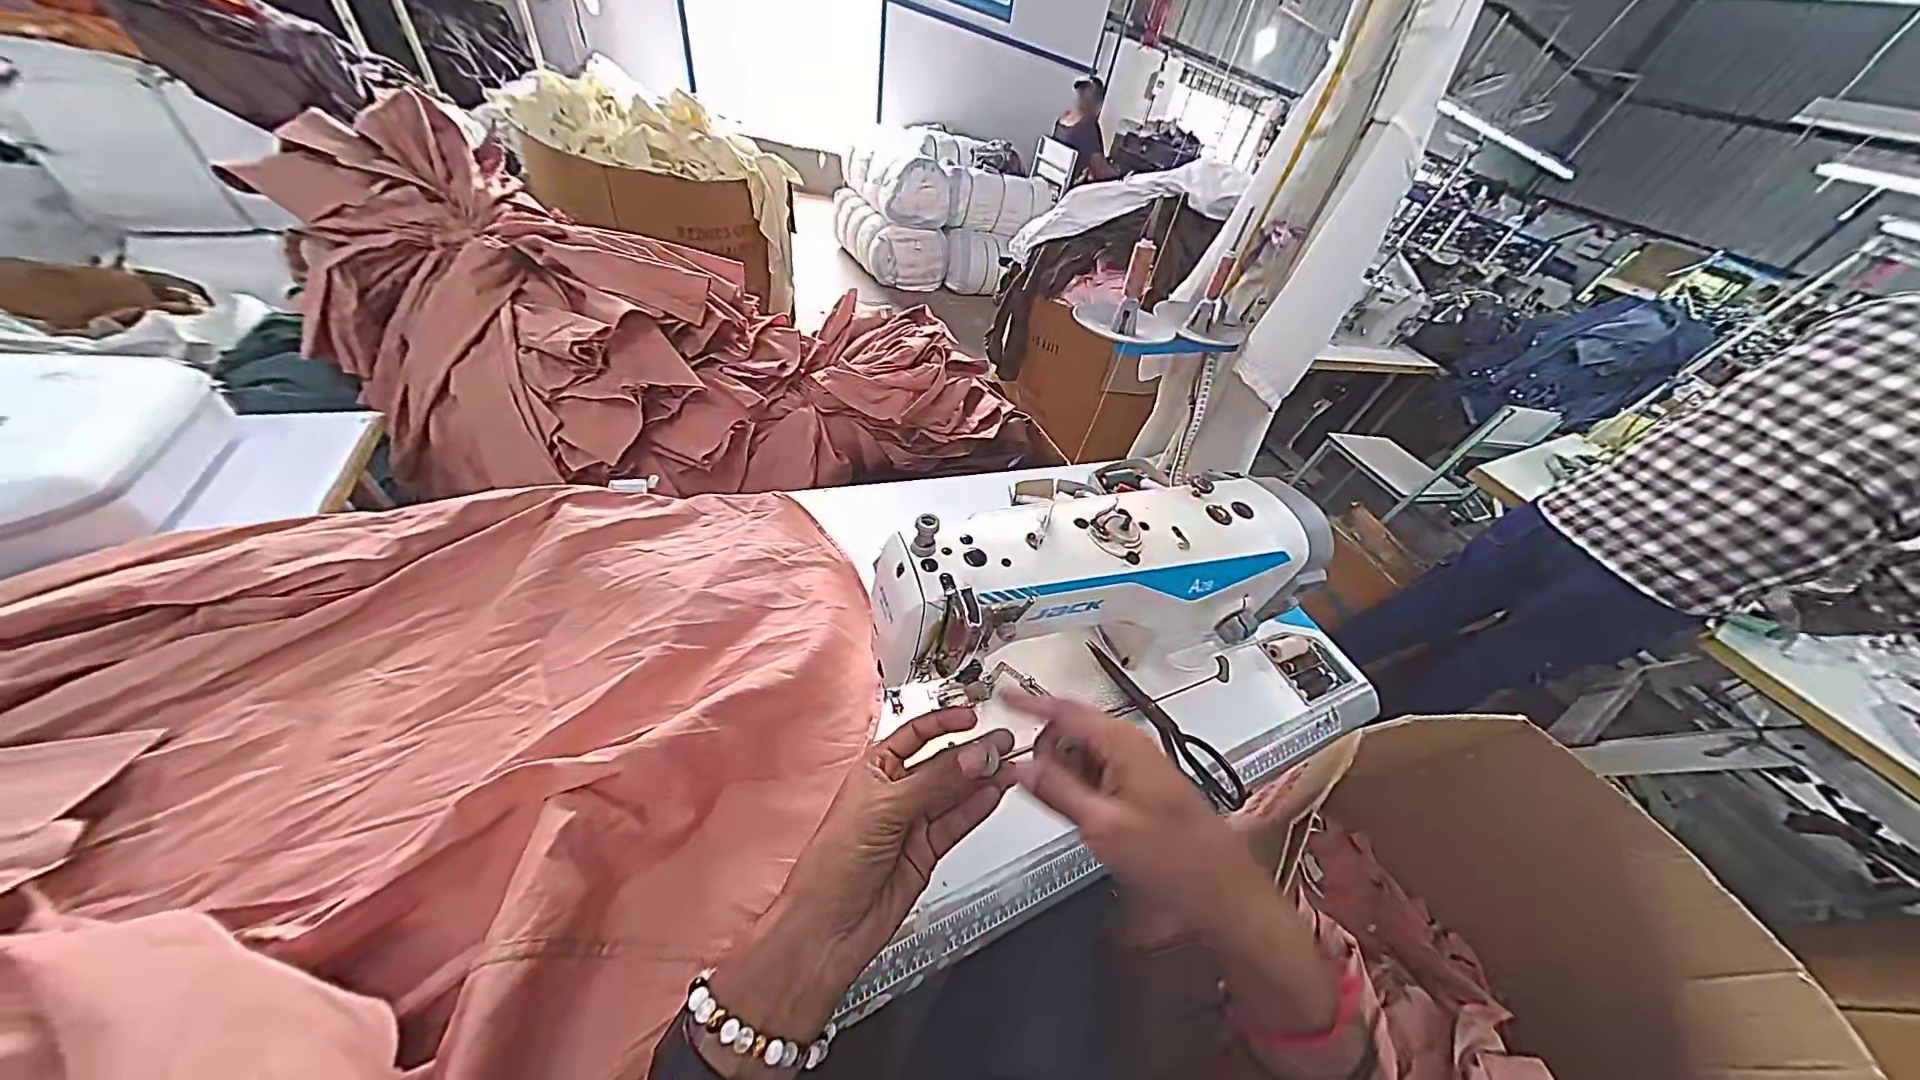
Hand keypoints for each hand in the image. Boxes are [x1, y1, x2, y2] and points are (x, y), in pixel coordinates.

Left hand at [700, 709, 1014, 1075]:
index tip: (971, 717)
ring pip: (955, 792)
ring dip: (982, 778)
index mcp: (876, 769)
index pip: (916, 734)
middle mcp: (896, 791)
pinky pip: (958, 820)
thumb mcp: (885, 808)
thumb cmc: (833, 863)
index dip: (944, 723)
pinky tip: (994, 792)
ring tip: (1008, 764)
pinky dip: (978, 806)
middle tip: (1002, 743)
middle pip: (942, 763)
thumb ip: (934, 781)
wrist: (830, 927)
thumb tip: (970, 756)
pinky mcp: (927, 849)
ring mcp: (913, 821)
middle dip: (972, 752)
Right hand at [1007, 692, 1264, 934]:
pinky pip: (1093, 770)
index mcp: (1121, 742)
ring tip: (1065, 804)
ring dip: (1063, 770)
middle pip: (1069, 729)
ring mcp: (1133, 762)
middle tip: (1035, 778)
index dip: (1029, 702)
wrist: (1218, 887)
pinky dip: (1078, 783)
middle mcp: (1128, 744)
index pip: (1064, 709)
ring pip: (1079, 751)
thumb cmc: (1177, 857)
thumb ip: (1056, 790)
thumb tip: (1022, 767)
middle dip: (1047, 750)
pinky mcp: (1135, 781)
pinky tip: (1083, 811)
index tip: (1004, 697)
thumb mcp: (1102, 825)